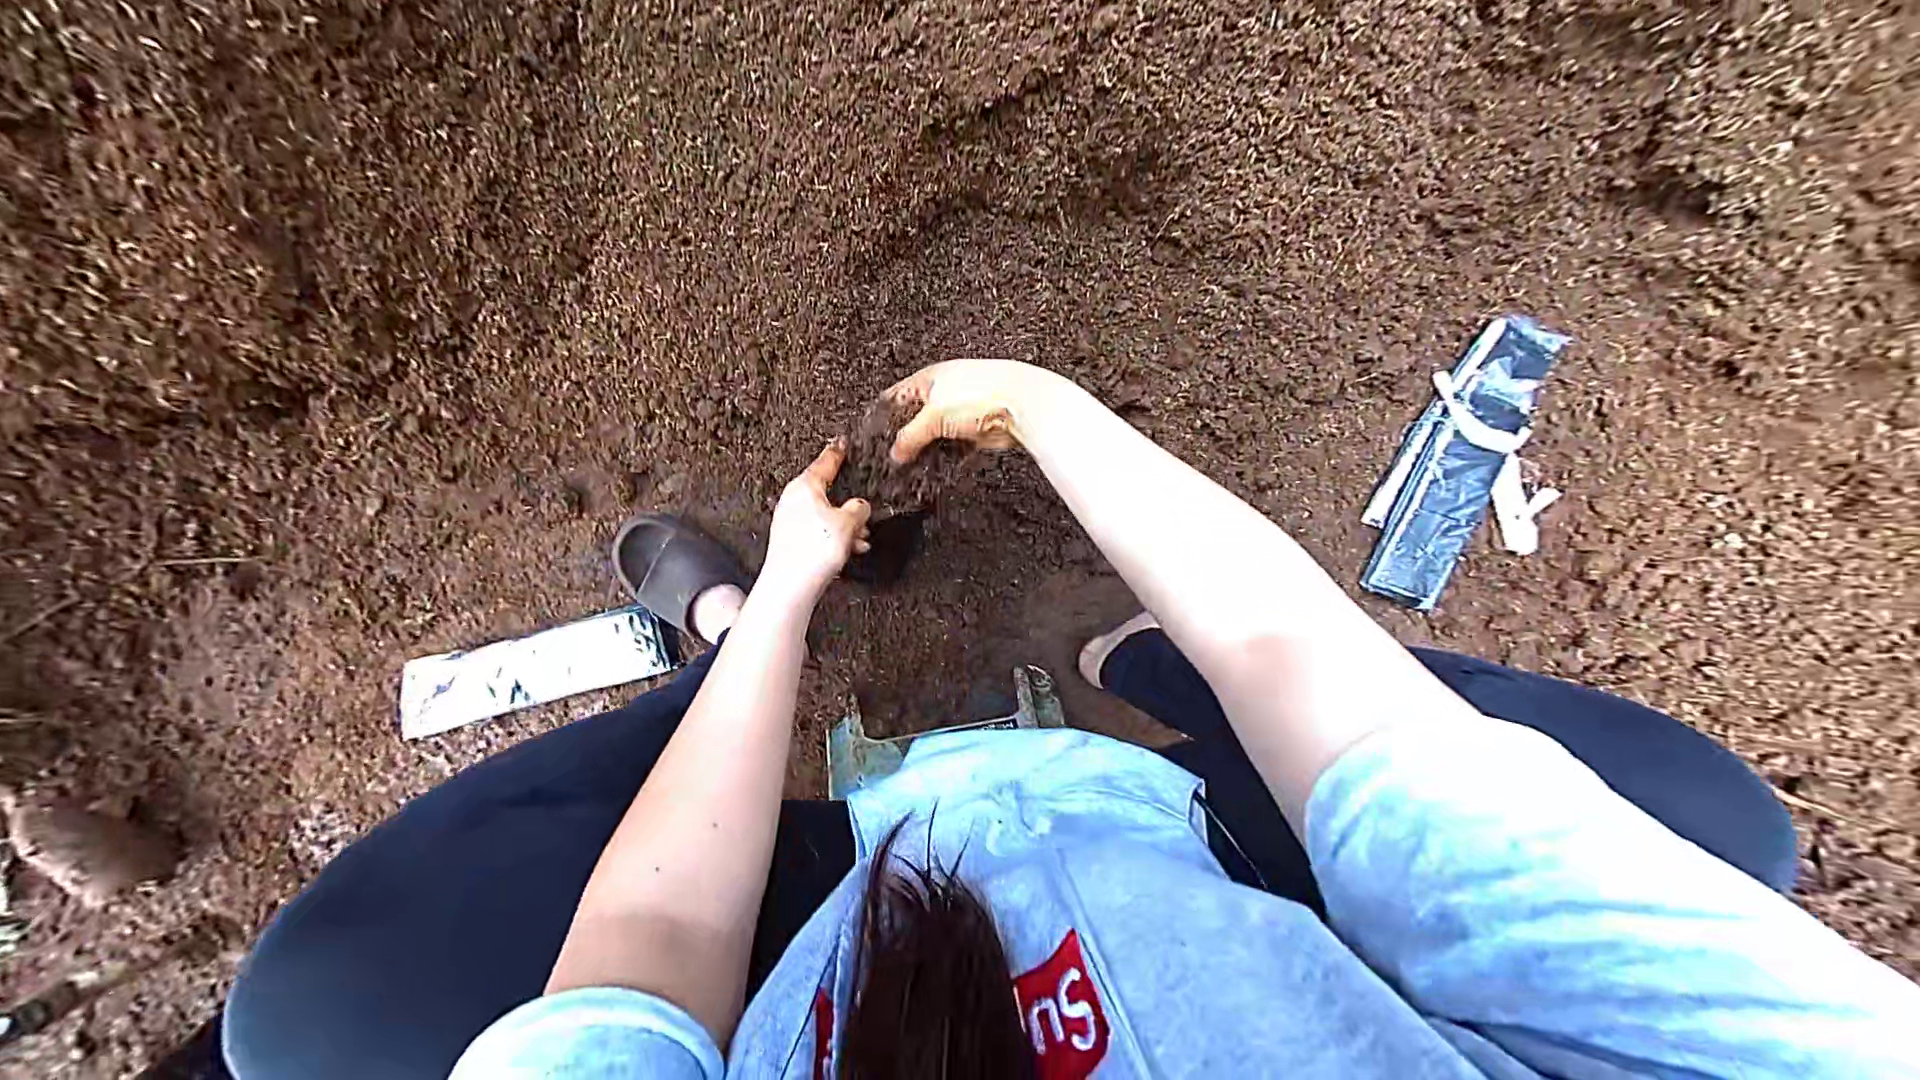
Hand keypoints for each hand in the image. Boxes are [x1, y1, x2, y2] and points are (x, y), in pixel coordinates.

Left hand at [759, 440, 872, 600]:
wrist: (792, 584)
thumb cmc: (812, 550)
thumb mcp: (849, 522)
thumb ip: (859, 508)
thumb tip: (861, 506)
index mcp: (804, 486)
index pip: (825, 461)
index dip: (838, 452)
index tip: (842, 443)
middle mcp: (793, 500)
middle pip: (828, 494)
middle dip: (848, 507)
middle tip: (864, 514)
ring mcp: (790, 520)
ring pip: (825, 516)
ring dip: (845, 527)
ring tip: (859, 540)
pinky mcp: (791, 540)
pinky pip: (818, 532)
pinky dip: (834, 538)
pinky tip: (848, 550)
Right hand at [885, 358, 1071, 464]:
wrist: (1020, 406)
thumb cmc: (981, 394)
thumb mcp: (933, 416)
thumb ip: (910, 436)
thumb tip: (896, 452)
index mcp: (929, 379)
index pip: (897, 397)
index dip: (883, 416)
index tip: (872, 436)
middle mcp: (943, 393)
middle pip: (915, 419)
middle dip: (905, 438)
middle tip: (892, 456)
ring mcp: (959, 413)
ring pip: (935, 436)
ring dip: (926, 451)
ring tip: (911, 467)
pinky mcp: (973, 432)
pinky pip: (953, 449)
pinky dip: (945, 459)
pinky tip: (936, 469)